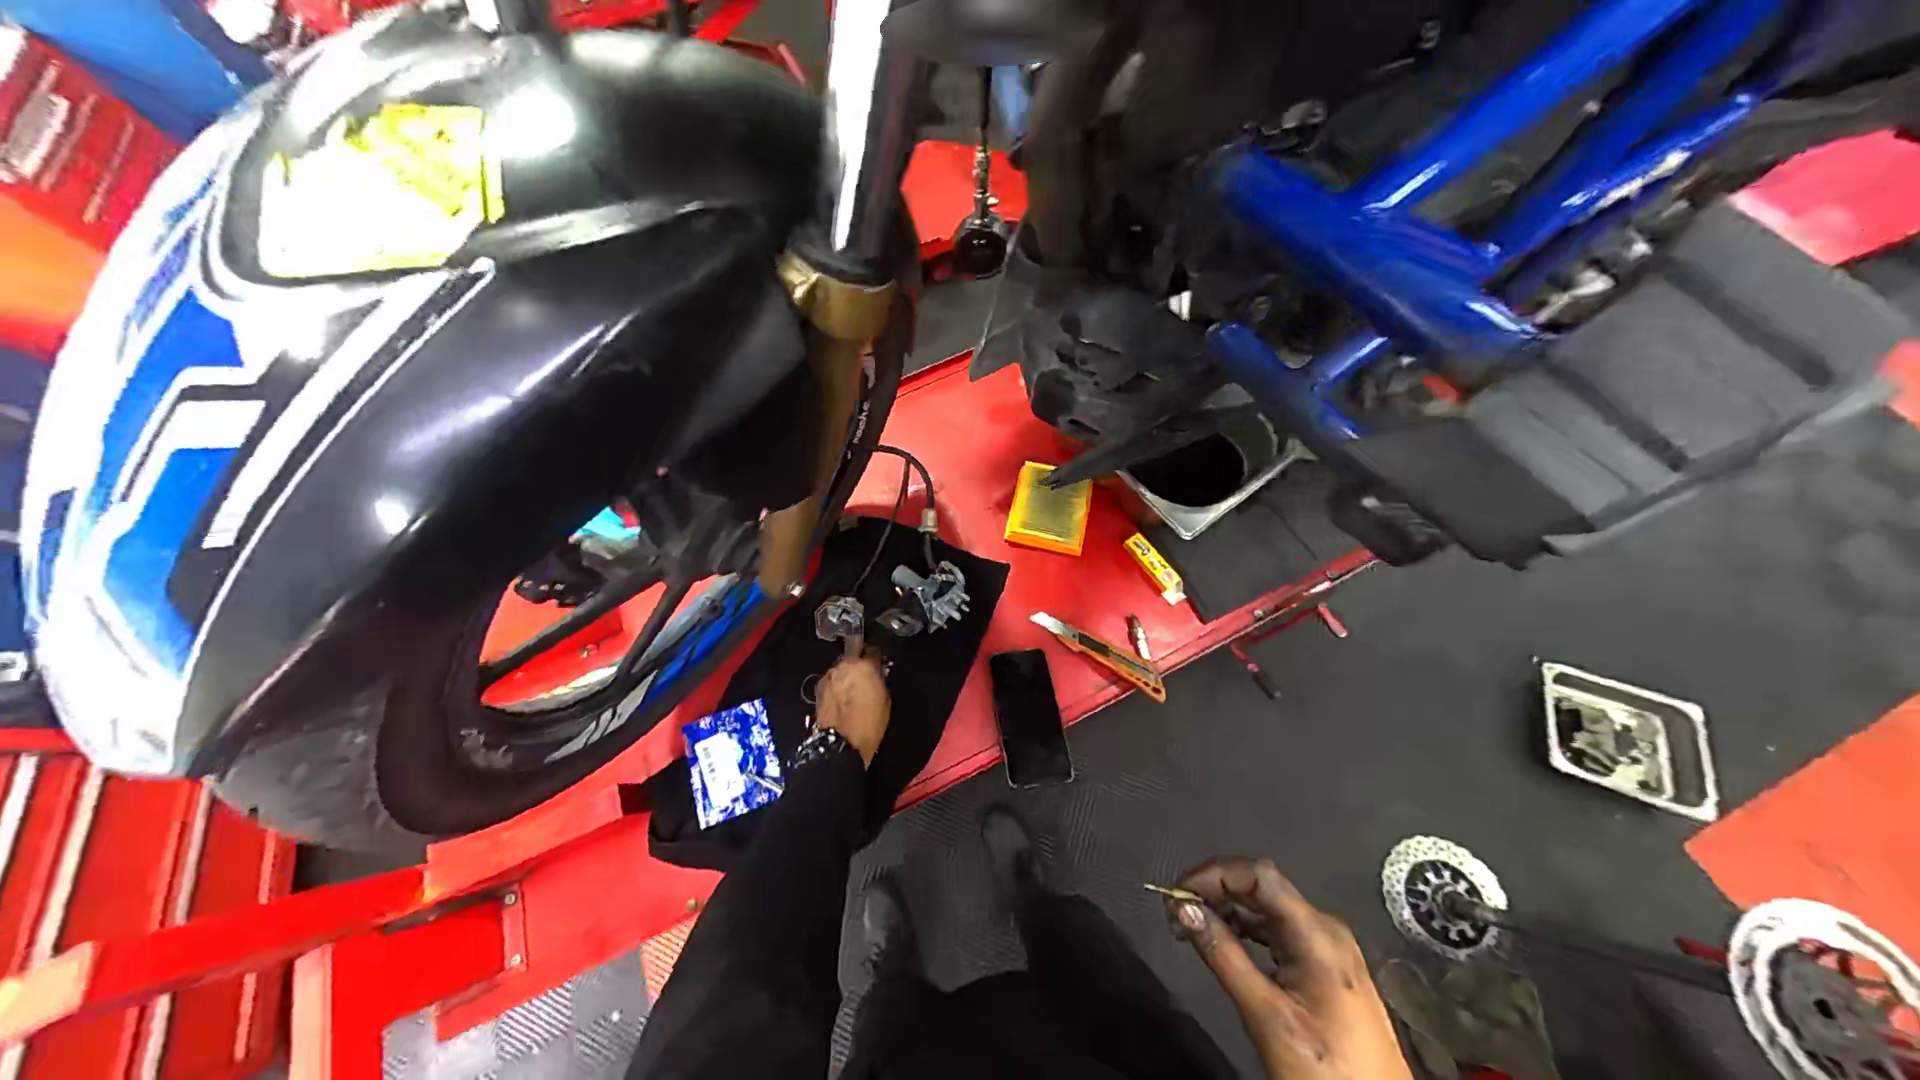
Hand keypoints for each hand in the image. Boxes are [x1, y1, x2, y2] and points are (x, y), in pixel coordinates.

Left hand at [814, 654, 890, 764]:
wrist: (841, 744)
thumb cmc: (868, 724)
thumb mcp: (884, 700)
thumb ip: (879, 681)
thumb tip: (876, 676)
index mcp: (863, 666)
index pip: (872, 652)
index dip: (875, 659)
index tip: (878, 665)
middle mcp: (843, 667)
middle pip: (852, 659)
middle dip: (858, 667)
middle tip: (865, 680)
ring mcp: (828, 678)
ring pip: (840, 671)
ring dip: (845, 677)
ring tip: (851, 693)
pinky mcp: (818, 690)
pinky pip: (831, 683)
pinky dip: (835, 688)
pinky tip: (841, 701)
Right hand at [1167, 858, 1412, 1079]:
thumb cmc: (1327, 1070)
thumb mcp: (1267, 1016)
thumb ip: (1223, 956)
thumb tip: (1183, 908)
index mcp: (1318, 933)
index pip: (1259, 875)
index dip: (1214, 875)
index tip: (1177, 895)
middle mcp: (1325, 929)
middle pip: (1262, 887)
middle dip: (1214, 891)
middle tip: (1175, 913)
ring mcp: (1327, 948)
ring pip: (1267, 908)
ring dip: (1226, 910)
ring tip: (1189, 927)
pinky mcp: (1323, 967)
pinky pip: (1276, 931)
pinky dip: (1243, 929)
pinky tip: (1222, 942)